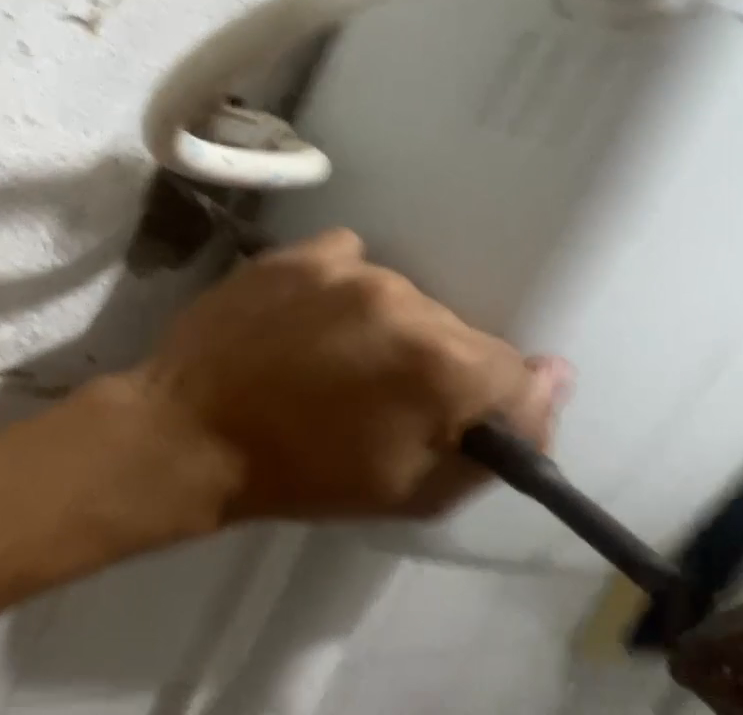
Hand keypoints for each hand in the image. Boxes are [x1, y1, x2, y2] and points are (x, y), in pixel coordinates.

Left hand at [124, 228, 568, 522]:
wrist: (188, 430)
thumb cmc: (300, 473)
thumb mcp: (415, 488)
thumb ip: (502, 438)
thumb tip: (554, 375)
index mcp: (445, 364)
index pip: (510, 374)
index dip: (477, 406)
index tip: (431, 421)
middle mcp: (403, 300)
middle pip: (452, 331)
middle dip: (427, 365)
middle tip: (366, 397)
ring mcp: (340, 270)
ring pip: (398, 296)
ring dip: (381, 325)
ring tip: (325, 358)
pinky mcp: (290, 255)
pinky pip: (345, 258)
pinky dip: (337, 287)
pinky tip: (304, 318)